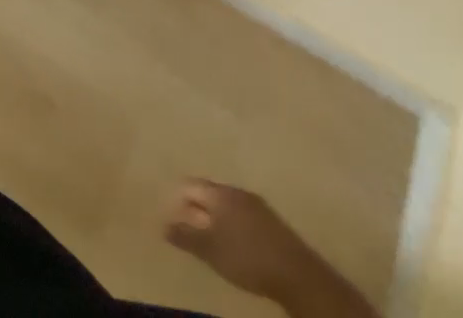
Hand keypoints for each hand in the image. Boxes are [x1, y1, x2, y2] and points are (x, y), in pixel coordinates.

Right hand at [163, 180, 376, 316]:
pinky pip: (242, 215)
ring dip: (213, 218)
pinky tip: (233, 244)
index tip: (170, 218)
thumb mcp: (209, 250)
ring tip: (208, 239)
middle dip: (194, 208)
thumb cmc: (246, 258)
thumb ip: (184, 236)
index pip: (189, 186)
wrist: (299, 276)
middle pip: (208, 193)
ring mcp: (258, 206)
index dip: (176, 200)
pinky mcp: (272, 222)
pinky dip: (231, 225)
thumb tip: (163, 225)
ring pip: (226, 205)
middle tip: (186, 230)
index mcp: (220, 194)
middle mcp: (238, 192)